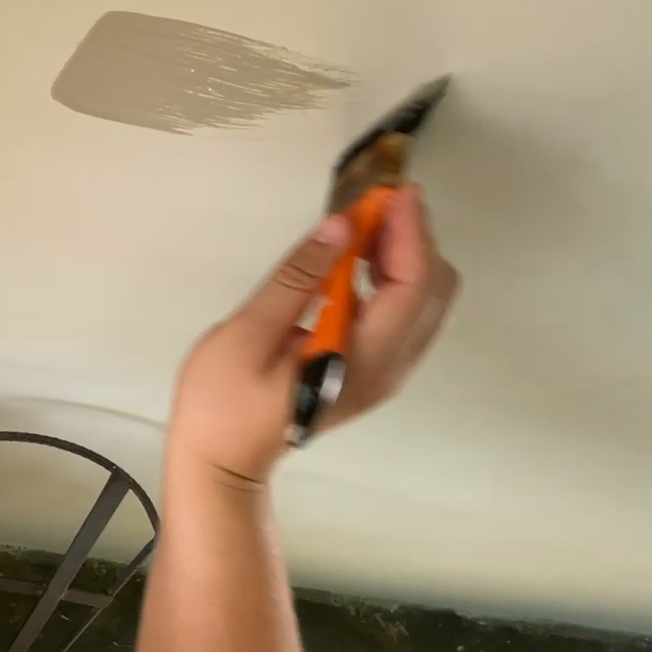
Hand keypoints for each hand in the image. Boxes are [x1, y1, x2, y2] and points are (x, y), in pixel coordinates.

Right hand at [168, 182, 458, 487]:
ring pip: (423, 304)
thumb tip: (337, 228)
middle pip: (432, 290)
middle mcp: (387, 368)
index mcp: (361, 360)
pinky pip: (402, 317)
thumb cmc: (221, 401)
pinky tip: (352, 267)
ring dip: (403, 258)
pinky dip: (390, 281)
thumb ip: (294, 280)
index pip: (410, 284)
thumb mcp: (245, 336)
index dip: (407, 232)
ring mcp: (381, 375)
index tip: (390, 191)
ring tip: (358, 231)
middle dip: (411, 240)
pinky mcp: (367, 374)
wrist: (219, 459)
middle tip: (368, 208)